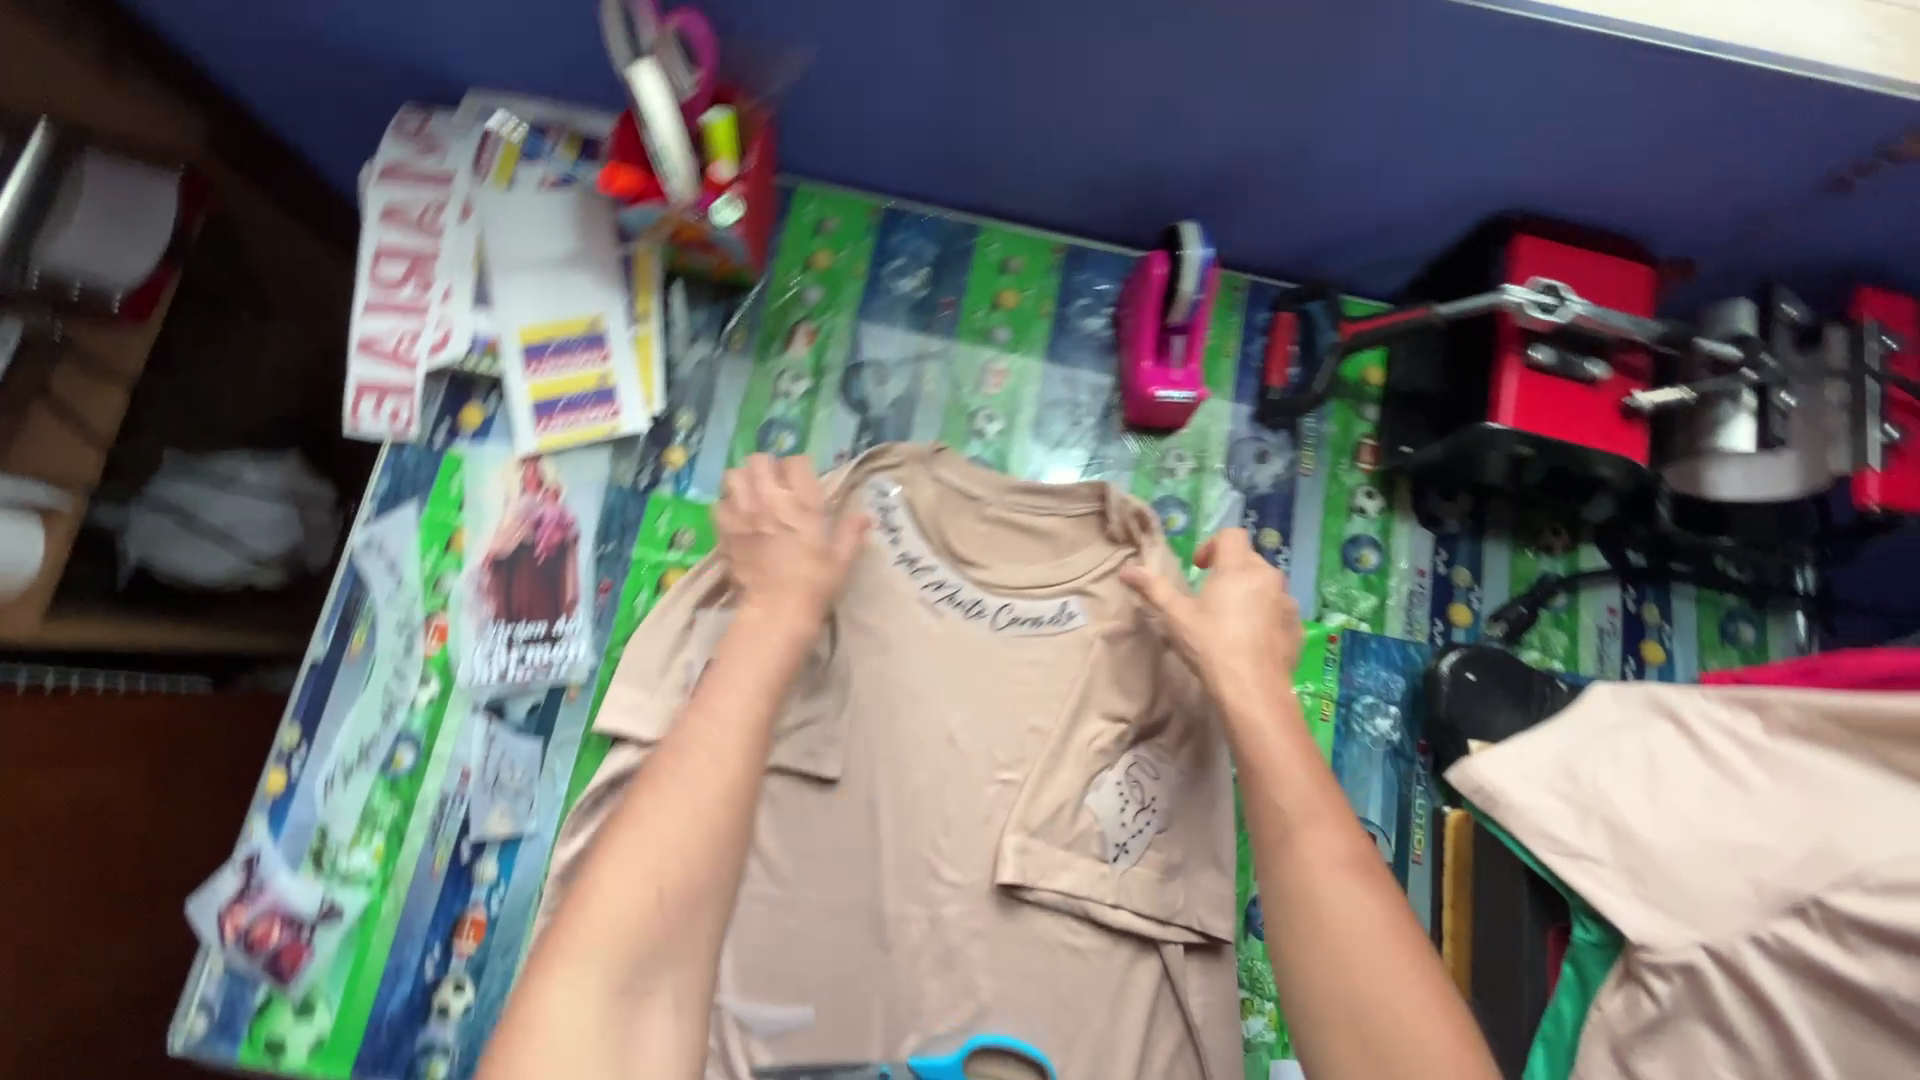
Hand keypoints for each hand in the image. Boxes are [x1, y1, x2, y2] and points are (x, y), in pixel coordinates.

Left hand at [715, 454, 868, 624]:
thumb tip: (864, 516)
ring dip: (742, 481)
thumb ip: (850, 533)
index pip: (795, 462)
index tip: (802, 480)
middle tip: (773, 483)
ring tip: (751, 494)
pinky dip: (726, 506)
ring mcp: (744, 514)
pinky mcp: (726, 531)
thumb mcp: (841, 559)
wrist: (778, 610)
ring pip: (734, 475)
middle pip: (759, 460)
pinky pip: (719, 503)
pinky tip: (737, 517)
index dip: (798, 467)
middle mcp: (771, 501)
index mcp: (803, 504)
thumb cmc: (815, 584)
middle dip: (766, 467)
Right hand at [1119, 528, 1304, 702]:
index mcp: (1238, 568)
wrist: (1253, 688)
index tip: (1200, 567)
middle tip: (1211, 595)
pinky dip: (1266, 614)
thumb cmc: (1210, 645)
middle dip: (1230, 569)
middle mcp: (1268, 577)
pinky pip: (1280, 608)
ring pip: (1267, 584)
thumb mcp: (1176, 616)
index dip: (1213, 545)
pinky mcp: (1297, 625)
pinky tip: (1251, 638)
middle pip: (1249, 558)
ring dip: (1250, 591)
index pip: (1232, 535)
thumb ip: (1153, 588)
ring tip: (1232, 617)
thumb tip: (1126, 570)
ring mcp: (1287, 601)